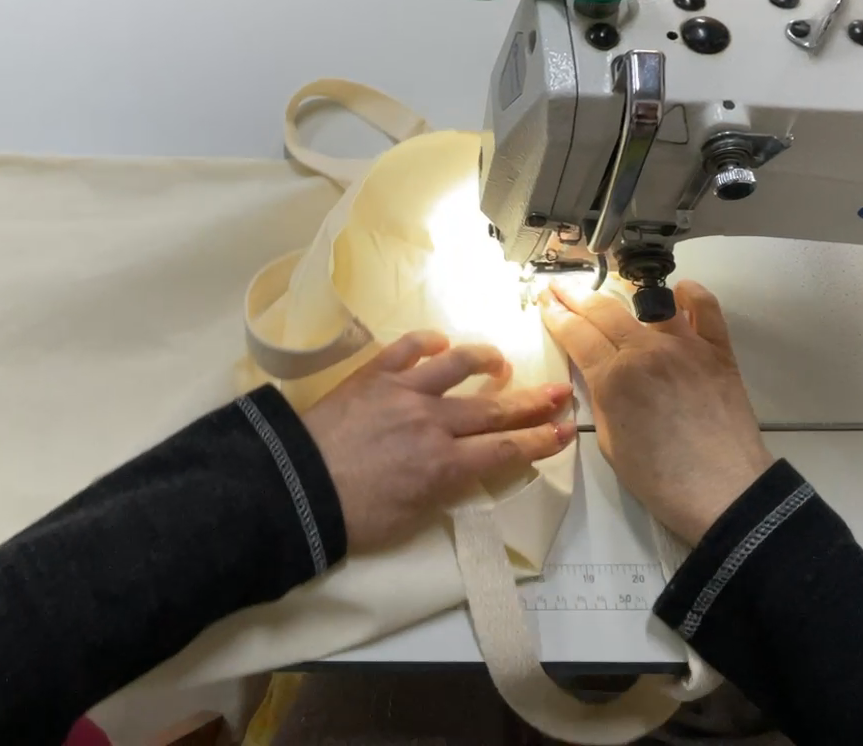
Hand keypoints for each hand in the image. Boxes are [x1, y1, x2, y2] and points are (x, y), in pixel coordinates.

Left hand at [301, 331, 576, 551]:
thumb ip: (443, 491)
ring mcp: (404, 392)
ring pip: (456, 367)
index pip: (505, 450)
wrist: (296, 487)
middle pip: (492, 409)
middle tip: (560, 391)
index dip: (540, 441)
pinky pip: (407, 348)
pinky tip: (441, 341)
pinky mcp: (375, 374)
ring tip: (501, 361)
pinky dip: (428, 341)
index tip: (566, 430)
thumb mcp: (410, 520)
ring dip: (484, 361)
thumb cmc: (352, 517)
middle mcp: (433, 423)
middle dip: (532, 402)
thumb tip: (463, 470)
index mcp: (445, 466)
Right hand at [541, 278, 771, 542]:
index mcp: (613, 378)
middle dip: (575, 295)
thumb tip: (595, 372)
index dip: (555, 314)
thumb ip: (600, 397)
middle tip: (560, 288)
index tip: (544, 301)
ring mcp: (685, 347)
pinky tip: (680, 291)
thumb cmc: (660, 480)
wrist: (726, 496)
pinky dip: (693, 295)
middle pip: (602, 310)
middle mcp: (646, 352)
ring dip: (624, 290)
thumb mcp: (609, 441)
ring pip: (648, 301)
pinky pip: (706, 310)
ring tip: (611, 286)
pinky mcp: (718, 352)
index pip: (575, 333)